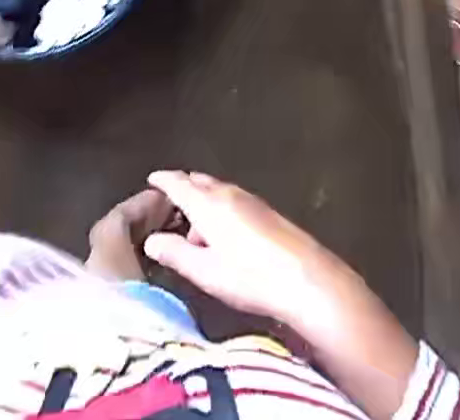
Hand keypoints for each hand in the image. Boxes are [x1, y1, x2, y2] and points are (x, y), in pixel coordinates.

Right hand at [140, 170, 359, 330]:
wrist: (308, 279)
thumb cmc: (249, 276)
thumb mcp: (204, 271)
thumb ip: (174, 253)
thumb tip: (151, 241)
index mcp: (206, 202)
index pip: (177, 182)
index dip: (162, 180)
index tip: (152, 179)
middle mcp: (227, 193)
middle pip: (198, 181)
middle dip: (183, 187)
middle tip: (171, 204)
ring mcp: (250, 200)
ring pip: (217, 190)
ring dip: (202, 201)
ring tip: (195, 230)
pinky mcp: (267, 212)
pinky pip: (233, 200)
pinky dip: (220, 208)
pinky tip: (225, 236)